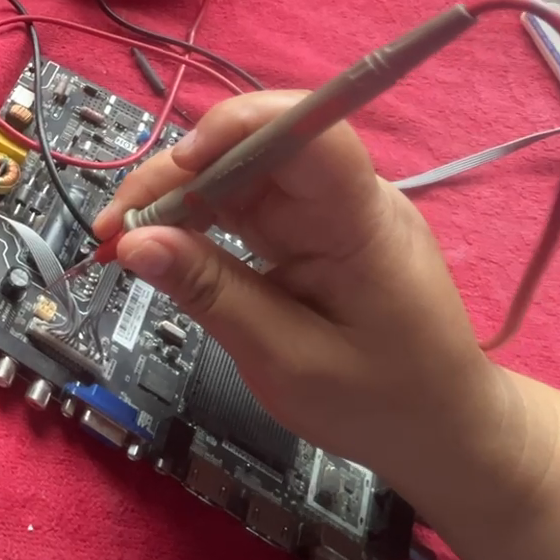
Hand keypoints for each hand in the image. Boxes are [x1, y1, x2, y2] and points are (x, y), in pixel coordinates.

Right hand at [93, 91, 516, 482]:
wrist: (445, 431)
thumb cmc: (382, 403)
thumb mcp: (287, 360)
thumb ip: (210, 293)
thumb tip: (134, 243)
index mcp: (359, 222)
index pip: (308, 135)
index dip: (238, 128)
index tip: (179, 168)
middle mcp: (338, 196)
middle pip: (244, 148)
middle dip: (171, 178)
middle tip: (114, 231)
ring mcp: (316, 206)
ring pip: (226, 171)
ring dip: (168, 199)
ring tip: (123, 241)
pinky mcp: (298, 221)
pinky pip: (231, 199)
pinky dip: (186, 217)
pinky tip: (157, 244)